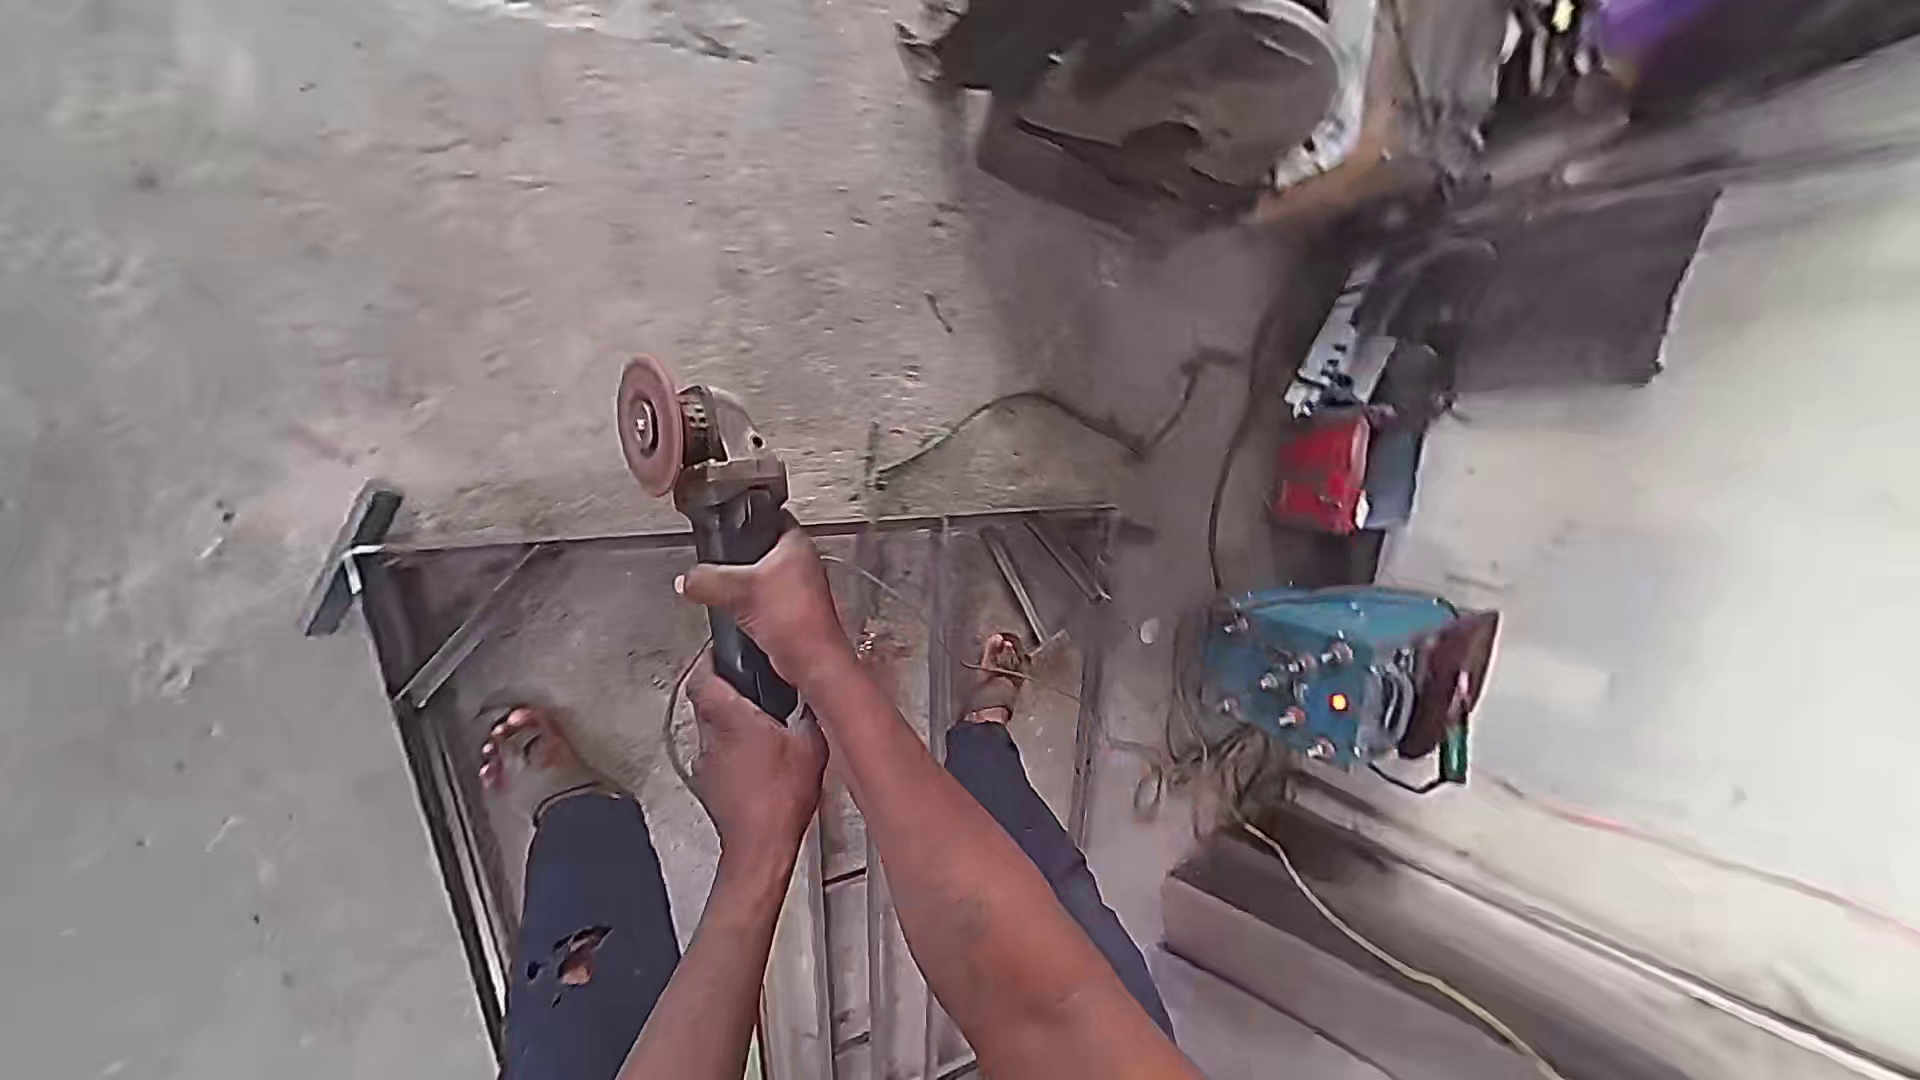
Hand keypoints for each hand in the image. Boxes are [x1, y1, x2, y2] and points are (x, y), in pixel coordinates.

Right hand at [677, 520, 851, 687]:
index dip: (751, 514)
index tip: (732, 518)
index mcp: (797, 544)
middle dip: (740, 556)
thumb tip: (688, 580)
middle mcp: (802, 563)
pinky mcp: (791, 610)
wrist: (810, 660)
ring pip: (762, 575)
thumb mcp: (739, 590)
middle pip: (763, 547)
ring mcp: (798, 587)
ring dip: (744, 583)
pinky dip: (750, 603)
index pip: (773, 515)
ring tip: (728, 588)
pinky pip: (763, 599)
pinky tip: (740, 611)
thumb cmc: (796, 620)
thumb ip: (707, 580)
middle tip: (721, 559)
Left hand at [686, 655, 828, 867]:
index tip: (720, 651)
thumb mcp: (812, 746)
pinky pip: (716, 753)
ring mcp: (706, 763)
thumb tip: (817, 697)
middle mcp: (711, 738)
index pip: (701, 677)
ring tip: (758, 721)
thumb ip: (811, 714)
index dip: (708, 659)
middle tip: (747, 682)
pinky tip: (756, 757)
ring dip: (728, 720)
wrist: (760, 846)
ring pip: (710, 728)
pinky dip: (731, 748)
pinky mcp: (709, 783)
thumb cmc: (781, 798)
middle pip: (704, 700)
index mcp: (731, 720)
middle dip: (724, 687)